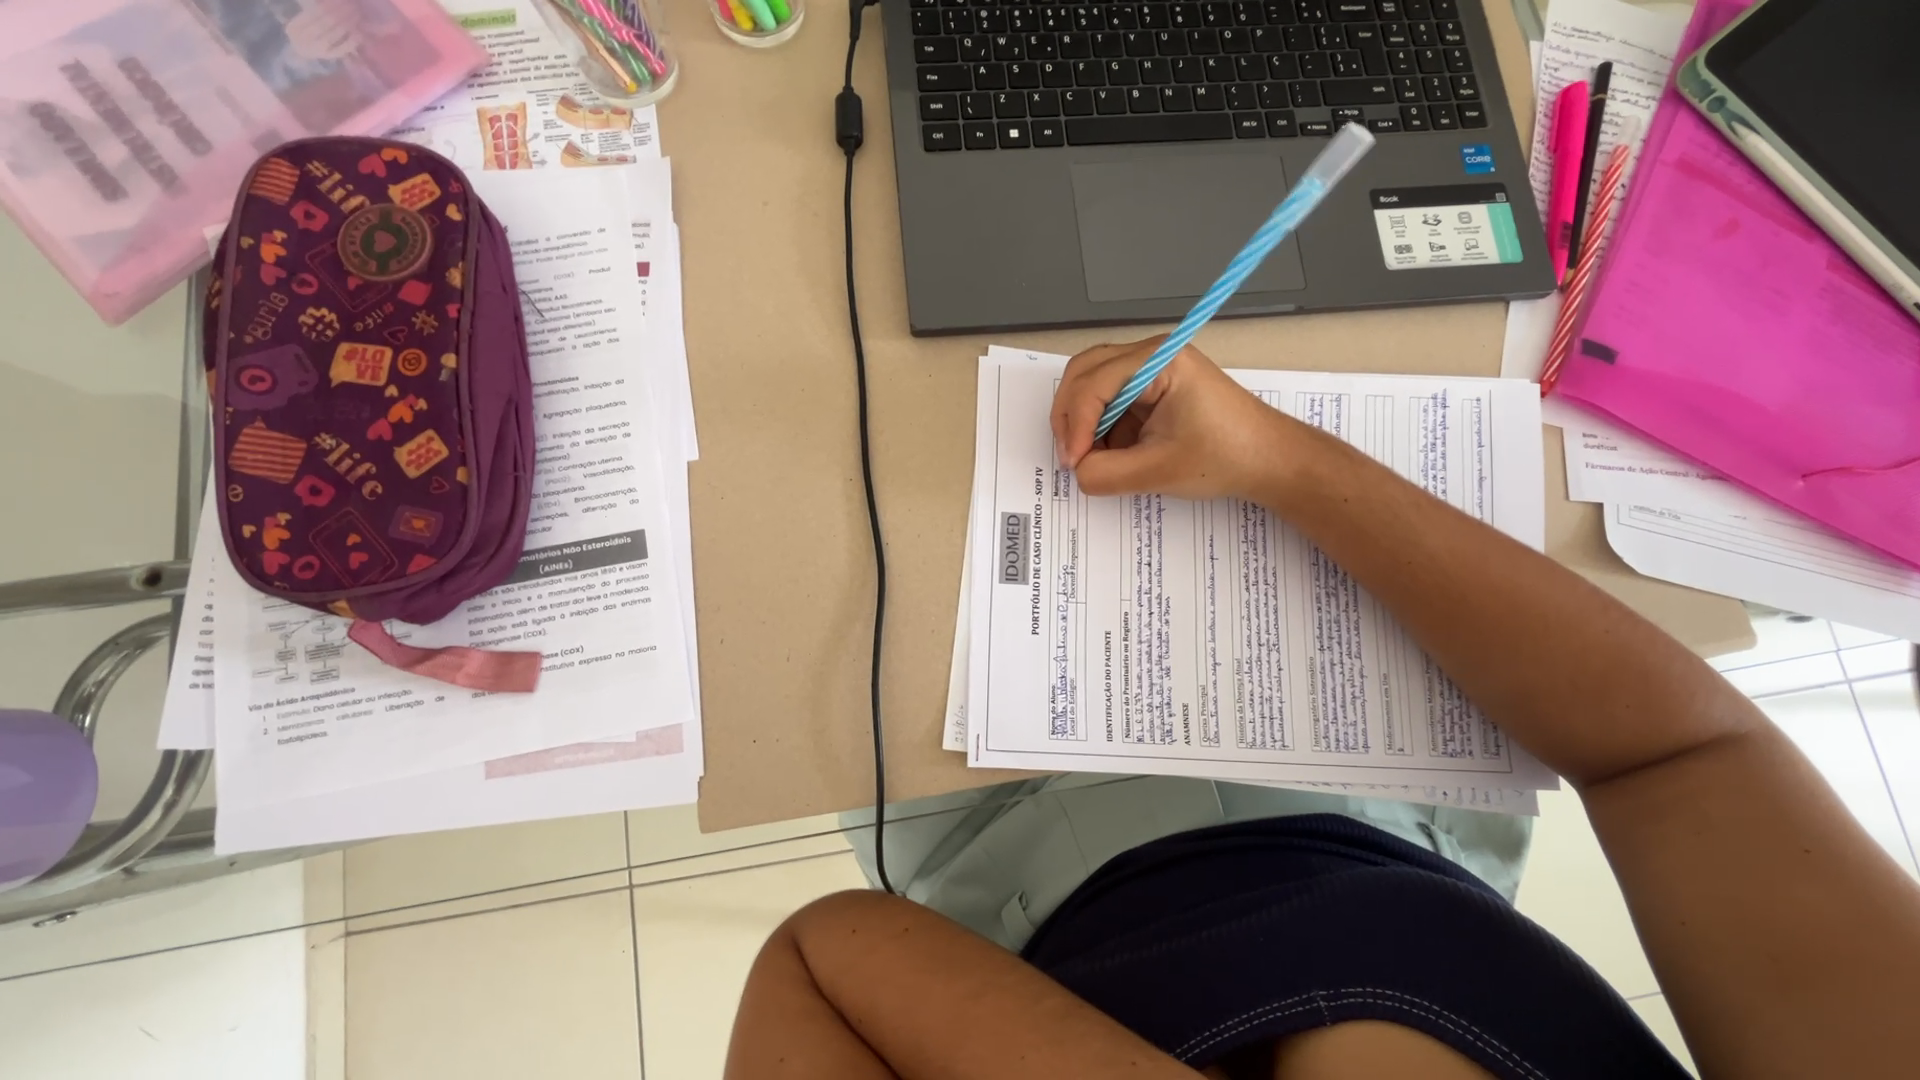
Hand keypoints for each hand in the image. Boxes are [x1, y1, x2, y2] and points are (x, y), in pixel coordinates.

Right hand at [1050, 338, 1300, 501]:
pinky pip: (1108, 401)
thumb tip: (1076, 471)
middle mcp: (1150, 354)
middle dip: (1070, 416)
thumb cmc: (1226, 457)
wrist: (1268, 460)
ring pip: (1091, 386)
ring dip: (1083, 422)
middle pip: (1083, 373)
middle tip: (1072, 456)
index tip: (1074, 463)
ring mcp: (1150, 369)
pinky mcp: (1150, 388)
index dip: (1076, 425)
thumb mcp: (1157, 471)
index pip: (1094, 384)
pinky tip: (1112, 452)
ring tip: (1092, 457)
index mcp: (1159, 361)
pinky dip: (1099, 427)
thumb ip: (1105, 473)